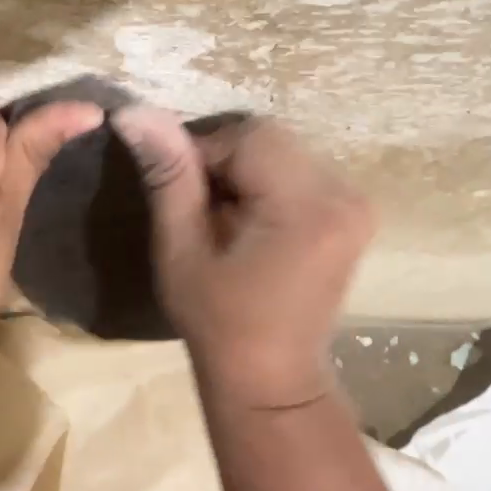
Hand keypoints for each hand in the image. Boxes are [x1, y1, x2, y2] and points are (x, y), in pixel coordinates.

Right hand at [111, 109, 373, 408]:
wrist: (271, 378)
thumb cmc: (217, 321)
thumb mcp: (180, 249)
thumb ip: (168, 175)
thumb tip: (135, 111)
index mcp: (306, 206)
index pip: (248, 136)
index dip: (203, 153)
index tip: (181, 196)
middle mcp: (343, 194)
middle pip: (270, 137)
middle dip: (224, 159)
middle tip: (199, 207)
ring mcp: (355, 202)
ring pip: (282, 148)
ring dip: (244, 168)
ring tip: (222, 216)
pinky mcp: (353, 211)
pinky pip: (298, 167)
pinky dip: (265, 180)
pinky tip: (249, 219)